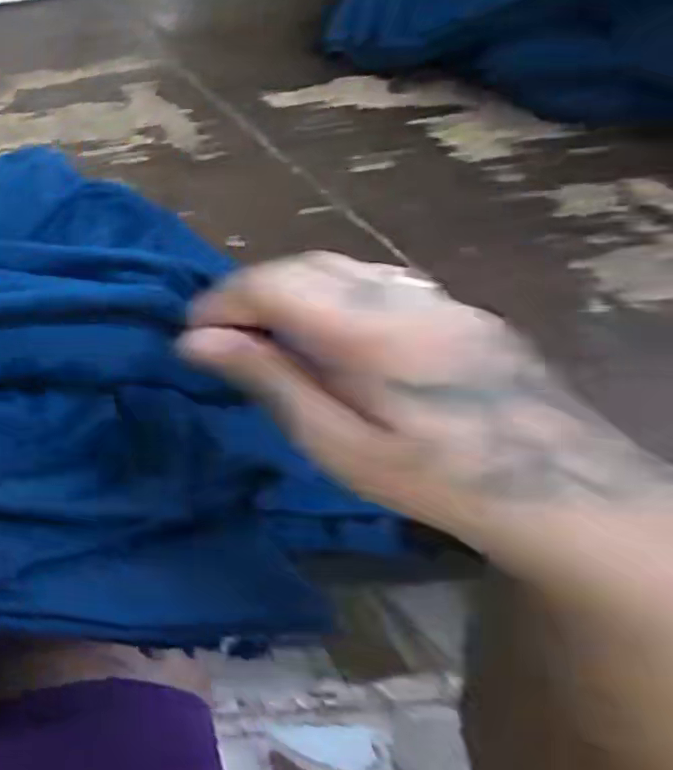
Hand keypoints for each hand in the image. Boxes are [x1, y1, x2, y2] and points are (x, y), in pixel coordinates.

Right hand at [177, 252, 672, 552]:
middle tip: (220, 338)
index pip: (270, 284)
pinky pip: (372, 281)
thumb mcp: (334, 442)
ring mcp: (440, 302)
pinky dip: (325, 293)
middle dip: (244, 293)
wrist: (577, 503)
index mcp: (373, 332)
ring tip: (265, 334)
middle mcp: (407, 301)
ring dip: (284, 290)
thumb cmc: (436, 479)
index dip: (217, 304)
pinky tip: (324, 333)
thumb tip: (193, 340)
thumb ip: (267, 379)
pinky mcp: (459, 313)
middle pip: (300, 266)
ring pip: (336, 267)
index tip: (192, 341)